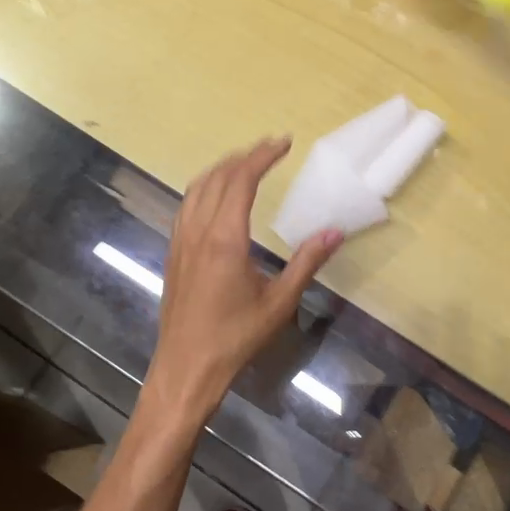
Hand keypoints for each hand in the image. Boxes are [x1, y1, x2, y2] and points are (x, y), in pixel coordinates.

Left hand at [145, 138, 343, 426]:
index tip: (284, 143)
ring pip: (197, 187)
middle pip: (218, 177)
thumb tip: (335, 232)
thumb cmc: (235, 337)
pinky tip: (217, 195)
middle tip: (272, 147)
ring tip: (246, 162)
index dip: (263, 156)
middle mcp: (198, 231)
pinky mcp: (174, 252)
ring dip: (222, 168)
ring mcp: (181, 240)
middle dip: (245, 156)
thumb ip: (307, 263)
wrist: (186, 367)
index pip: (241, 180)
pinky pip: (186, 204)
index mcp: (225, 238)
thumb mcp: (279, 303)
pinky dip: (205, 186)